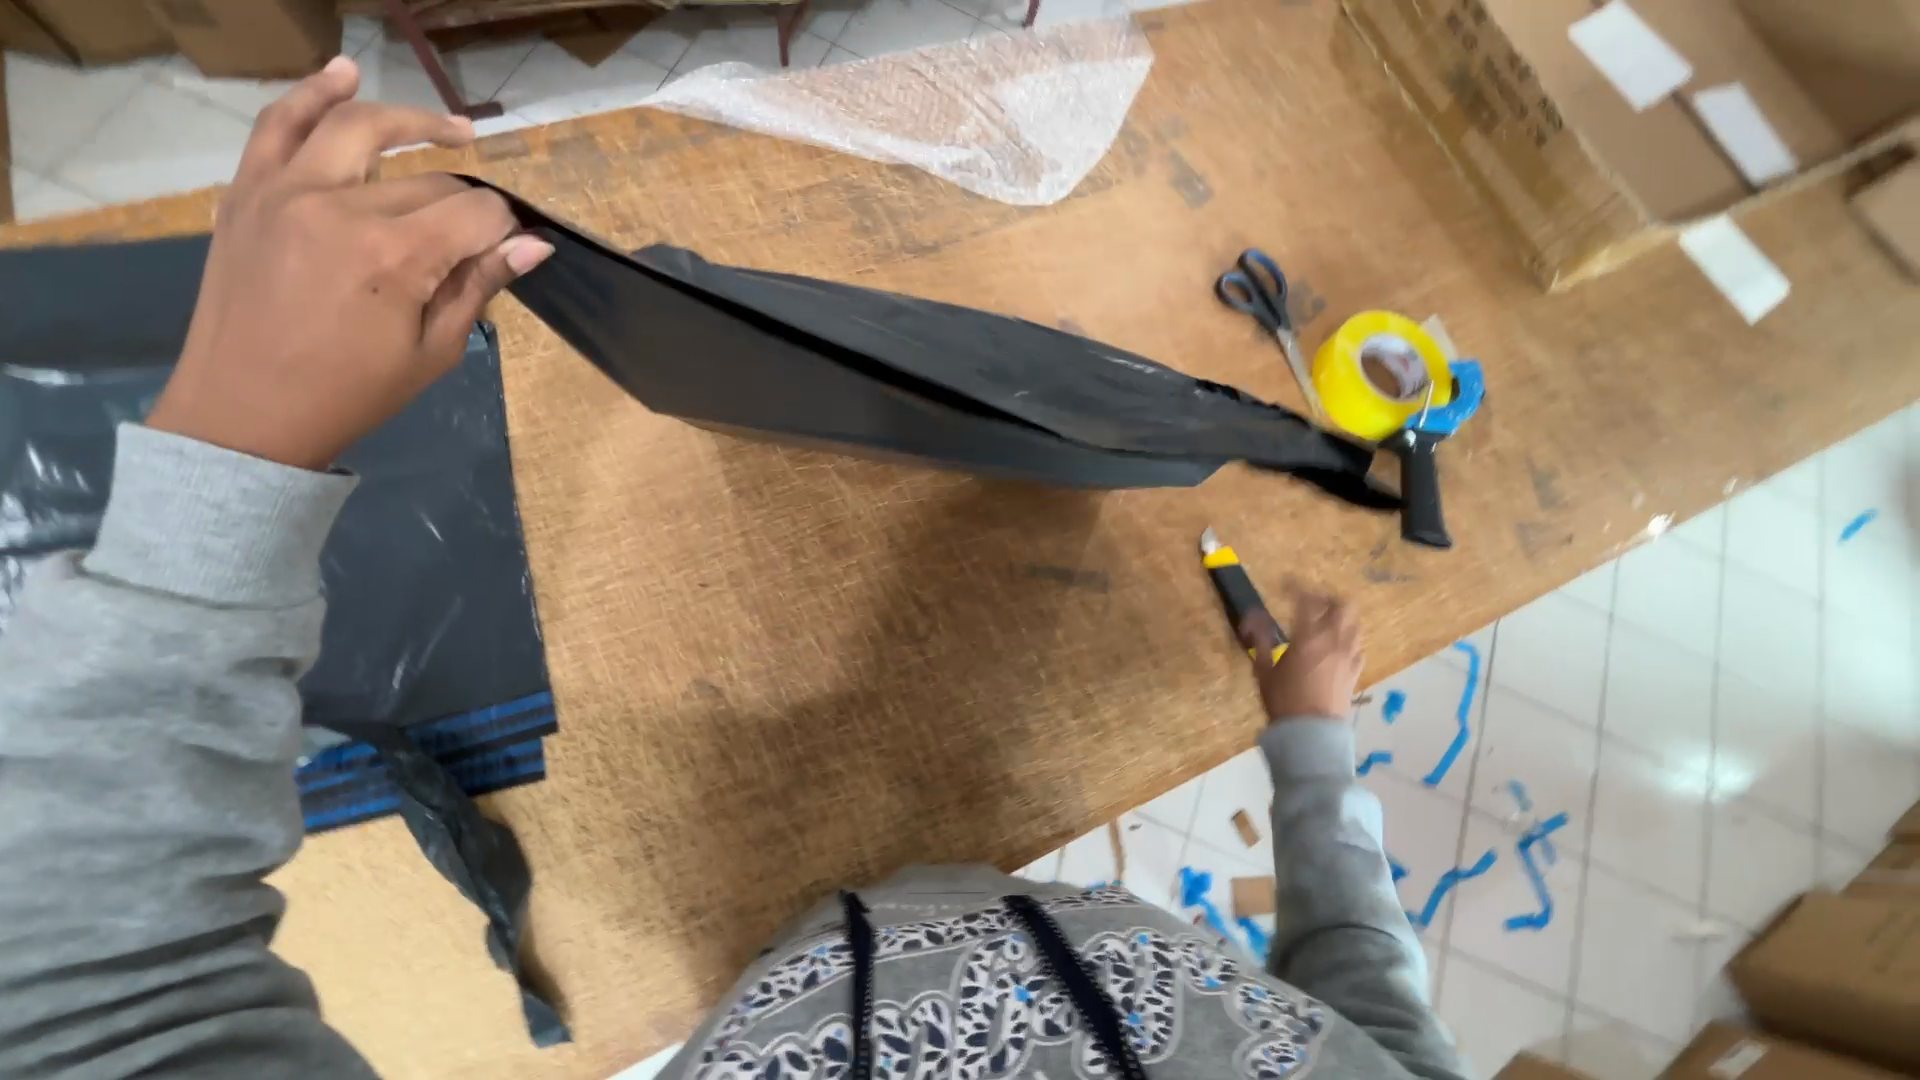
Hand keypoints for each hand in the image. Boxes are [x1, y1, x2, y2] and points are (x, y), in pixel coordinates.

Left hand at [146, 56, 553, 470]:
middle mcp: (342, 207)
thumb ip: (480, 286)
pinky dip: (312, 93)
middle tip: (485, 230)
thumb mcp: (436, 350)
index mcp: (396, 257)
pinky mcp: (250, 190)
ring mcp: (287, 190)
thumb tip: (533, 246)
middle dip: (470, 202)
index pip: (476, 214)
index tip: (516, 248)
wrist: (248, 407)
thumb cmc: (356, 390)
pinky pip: (278, 123)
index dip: (507, 228)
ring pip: (359, 129)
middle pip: (430, 182)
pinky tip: (347, 74)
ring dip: (414, 123)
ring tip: (455, 131)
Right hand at [1239, 588, 1363, 721]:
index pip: (1306, 599)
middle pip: (1342, 605)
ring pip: (1354, 623)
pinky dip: (1347, 639)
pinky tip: (1335, 646)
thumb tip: (1252, 618)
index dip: (1295, 586)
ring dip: (1340, 616)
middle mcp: (1334, 640)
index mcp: (1309, 637)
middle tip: (1310, 601)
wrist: (1312, 733)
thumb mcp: (1264, 670)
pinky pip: (1358, 645)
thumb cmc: (1283, 700)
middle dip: (1326, 597)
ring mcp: (1350, 655)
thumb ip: (1260, 639)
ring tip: (1324, 621)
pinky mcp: (1357, 671)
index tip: (1284, 583)